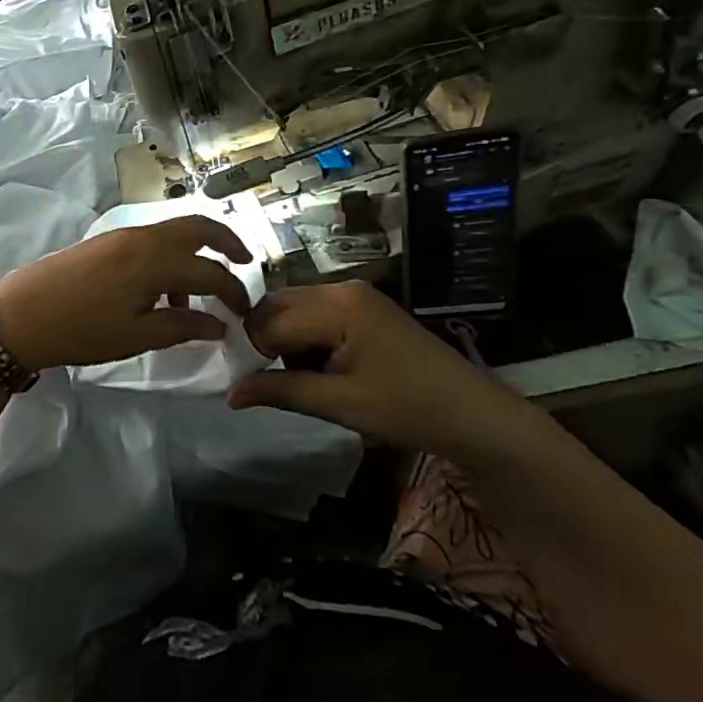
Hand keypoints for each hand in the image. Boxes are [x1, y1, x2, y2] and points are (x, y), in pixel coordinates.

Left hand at [0, 216, 252, 370]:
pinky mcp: (107, 241)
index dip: (234, 292)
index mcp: (157, 260)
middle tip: (244, 262)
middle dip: (227, 241)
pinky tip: (160, 292)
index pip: (212, 271)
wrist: (20, 315)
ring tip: (196, 294)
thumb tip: (219, 326)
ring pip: (175, 231)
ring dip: (196, 252)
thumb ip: (182, 326)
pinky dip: (170, 256)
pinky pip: (153, 240)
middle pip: (199, 226)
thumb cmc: (82, 330)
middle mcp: (145, 237)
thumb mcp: (136, 336)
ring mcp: (124, 235)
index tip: (245, 313)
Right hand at [229, 282, 522, 460]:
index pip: (270, 319)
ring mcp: (357, 296)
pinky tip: (320, 370)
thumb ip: (281, 390)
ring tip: (299, 381)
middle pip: (280, 305)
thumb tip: (231, 394)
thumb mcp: (339, 403)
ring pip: (297, 310)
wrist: (472, 413)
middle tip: (266, 381)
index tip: (241, 381)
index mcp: (337, 304)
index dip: (250, 350)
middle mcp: (343, 288)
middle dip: (265, 341)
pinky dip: (308, 340)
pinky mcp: (367, 309)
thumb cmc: (407, 408)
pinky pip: (319, 315)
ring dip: (286, 342)